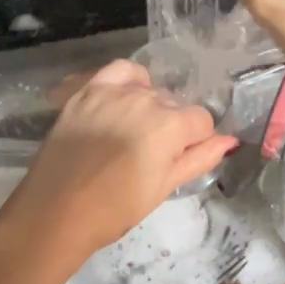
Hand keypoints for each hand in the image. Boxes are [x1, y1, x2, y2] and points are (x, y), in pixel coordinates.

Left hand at [0, 60, 236, 264]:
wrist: (55, 213)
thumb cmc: (115, 209)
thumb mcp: (164, 187)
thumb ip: (200, 159)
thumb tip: (228, 141)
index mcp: (170, 126)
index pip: (201, 120)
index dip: (197, 141)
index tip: (181, 158)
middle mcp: (146, 100)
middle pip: (175, 105)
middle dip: (173, 126)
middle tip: (153, 156)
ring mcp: (114, 93)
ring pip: (150, 90)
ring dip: (151, 108)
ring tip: (136, 134)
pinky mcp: (88, 91)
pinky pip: (120, 71)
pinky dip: (130, 79)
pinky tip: (127, 98)